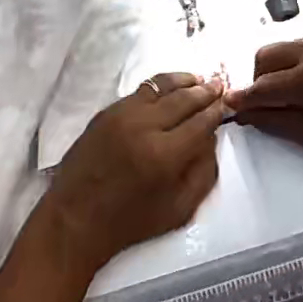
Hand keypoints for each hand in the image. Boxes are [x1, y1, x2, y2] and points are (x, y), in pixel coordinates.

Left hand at [42, 72, 227, 271]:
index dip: (216, 112)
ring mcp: (121, 115)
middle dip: (204, 91)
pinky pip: (139, 92)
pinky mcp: (106, 112)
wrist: (75, 217)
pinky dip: (159, 87)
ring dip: (183, 81)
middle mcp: (143, 127)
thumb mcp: (179, 209)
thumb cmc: (130, 222)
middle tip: (219, 85)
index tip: (227, 104)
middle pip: (183, 99)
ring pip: (159, 87)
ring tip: (197, 80)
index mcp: (164, 155)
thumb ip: (203, 172)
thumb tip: (211, 138)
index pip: (200, 123)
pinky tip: (169, 89)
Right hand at [224, 32, 302, 179]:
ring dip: (279, 68)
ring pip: (287, 48)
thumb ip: (273, 120)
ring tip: (290, 95)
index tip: (230, 105)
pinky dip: (301, 62)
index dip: (243, 98)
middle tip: (263, 102)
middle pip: (267, 55)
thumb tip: (245, 113)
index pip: (261, 86)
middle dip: (258, 78)